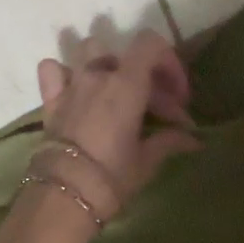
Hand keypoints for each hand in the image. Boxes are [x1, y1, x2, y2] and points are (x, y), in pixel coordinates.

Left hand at [34, 29, 201, 219]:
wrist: (63, 197)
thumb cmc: (111, 178)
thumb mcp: (147, 160)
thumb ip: (170, 141)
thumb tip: (192, 138)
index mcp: (126, 84)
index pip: (151, 44)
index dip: (170, 63)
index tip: (178, 97)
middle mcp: (97, 75)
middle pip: (129, 58)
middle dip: (149, 81)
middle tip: (160, 116)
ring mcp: (70, 85)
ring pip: (89, 50)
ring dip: (107, 64)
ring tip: (118, 92)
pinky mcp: (50, 101)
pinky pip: (53, 70)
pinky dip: (65, 73)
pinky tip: (75, 89)